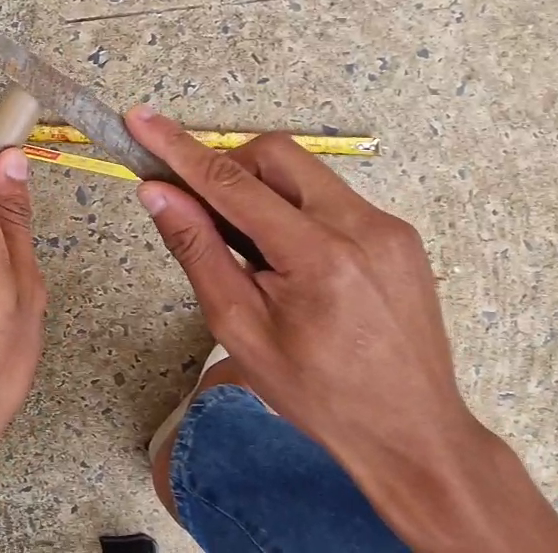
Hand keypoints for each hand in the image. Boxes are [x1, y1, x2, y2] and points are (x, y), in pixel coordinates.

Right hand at [125, 107, 557, 552]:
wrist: (416, 437)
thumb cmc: (317, 393)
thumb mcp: (238, 327)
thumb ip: (196, 249)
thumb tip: (156, 191)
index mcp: (319, 256)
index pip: (231, 182)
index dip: (177, 147)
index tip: (140, 119)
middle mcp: (362, 226)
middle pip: (274, 154)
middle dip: (228, 167)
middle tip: (206, 211)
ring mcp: (388, 228)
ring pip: (302, 170)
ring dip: (260, 188)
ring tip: (250, 246)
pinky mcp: (398, 236)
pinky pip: (328, 195)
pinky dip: (291, 207)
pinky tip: (287, 258)